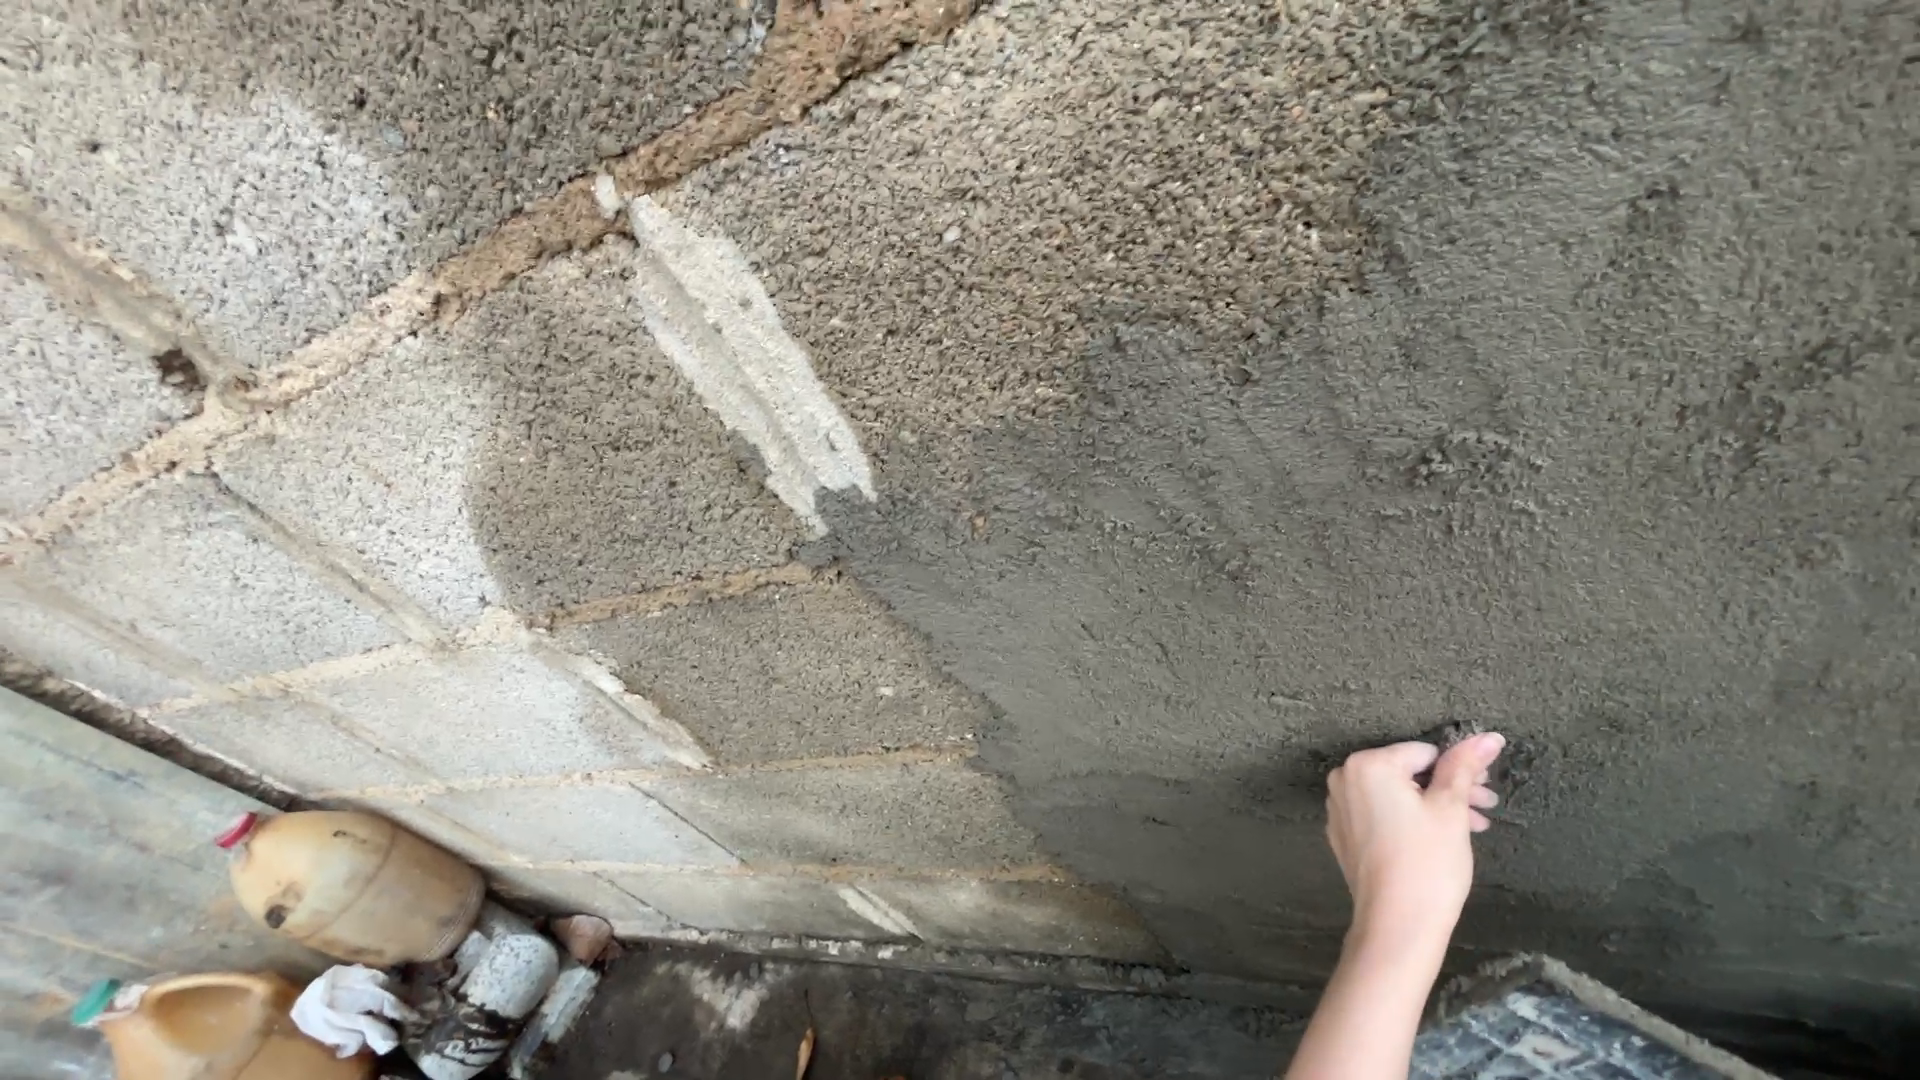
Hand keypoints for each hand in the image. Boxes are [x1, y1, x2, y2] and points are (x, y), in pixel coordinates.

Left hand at [1324, 733, 1504, 944]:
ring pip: (1395, 793)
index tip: (1486, 790)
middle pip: (1407, 771)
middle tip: (1485, 807)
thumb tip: (1488, 737)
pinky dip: (1408, 818)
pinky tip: (1439, 837)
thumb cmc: (1428, 862)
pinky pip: (1379, 812)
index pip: (1423, 752)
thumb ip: (1465, 767)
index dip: (1459, 770)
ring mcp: (1339, 805)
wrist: (1397, 920)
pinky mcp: (1342, 831)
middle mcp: (1343, 778)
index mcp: (1367, 764)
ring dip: (1433, 804)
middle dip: (1448, 788)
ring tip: (1472, 825)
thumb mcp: (1451, 808)